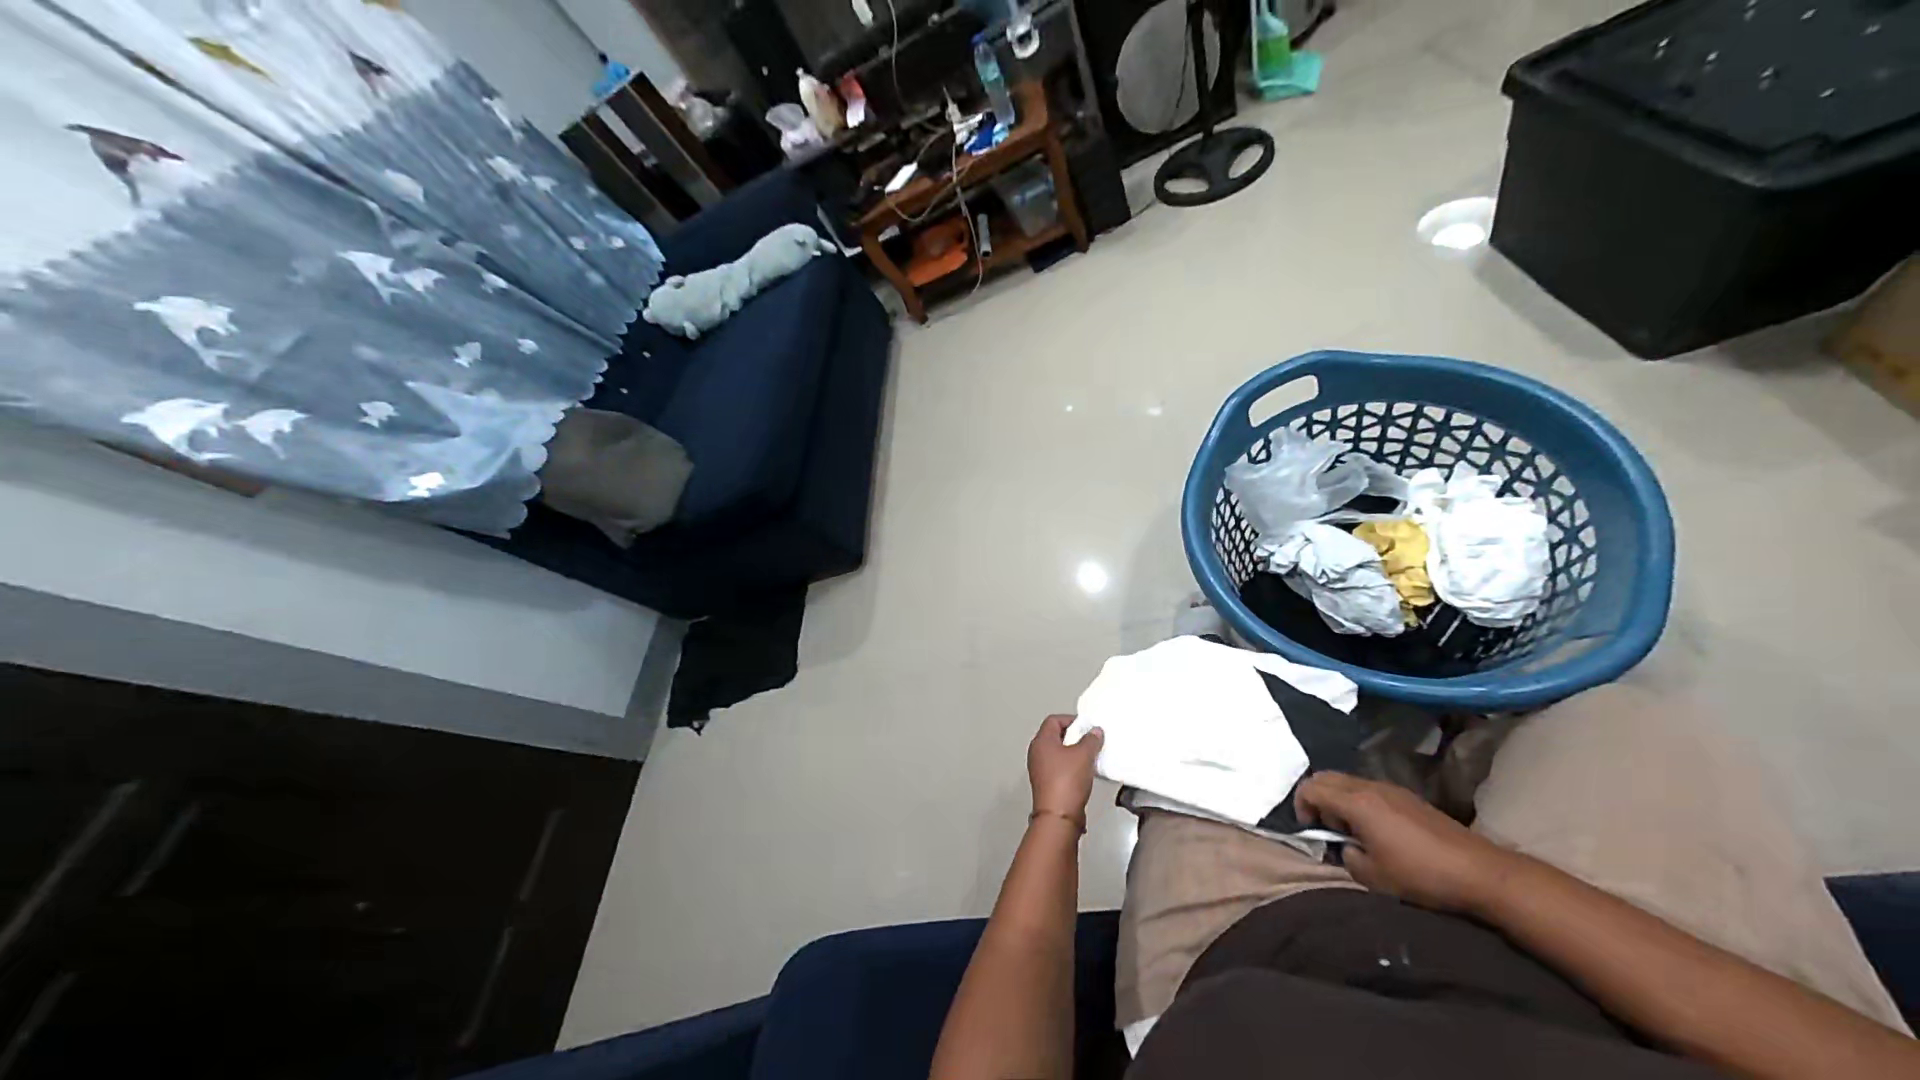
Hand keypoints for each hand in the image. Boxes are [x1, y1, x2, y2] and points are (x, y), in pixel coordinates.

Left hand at [1027, 715, 1102, 819]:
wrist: (1058, 816)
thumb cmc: (1067, 780)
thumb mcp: (1084, 755)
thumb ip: (1091, 740)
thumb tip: (1095, 732)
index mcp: (1041, 741)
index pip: (1054, 720)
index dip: (1071, 720)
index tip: (1087, 727)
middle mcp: (1036, 753)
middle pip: (1055, 735)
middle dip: (1074, 736)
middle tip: (1090, 741)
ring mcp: (1040, 769)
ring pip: (1058, 752)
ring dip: (1074, 752)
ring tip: (1090, 756)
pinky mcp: (1046, 783)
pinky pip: (1059, 767)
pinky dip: (1071, 766)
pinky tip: (1085, 772)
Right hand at [1294, 772, 1525, 915]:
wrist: (1480, 873)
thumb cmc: (1421, 875)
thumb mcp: (1372, 876)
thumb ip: (1345, 855)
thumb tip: (1344, 845)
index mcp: (1356, 802)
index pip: (1310, 788)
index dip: (1300, 807)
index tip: (1310, 831)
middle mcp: (1370, 787)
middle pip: (1326, 777)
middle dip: (1316, 799)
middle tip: (1325, 828)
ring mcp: (1391, 788)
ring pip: (1348, 782)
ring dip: (1339, 800)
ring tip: (1352, 831)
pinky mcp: (1408, 797)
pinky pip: (1369, 789)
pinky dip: (1359, 802)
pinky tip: (1376, 830)